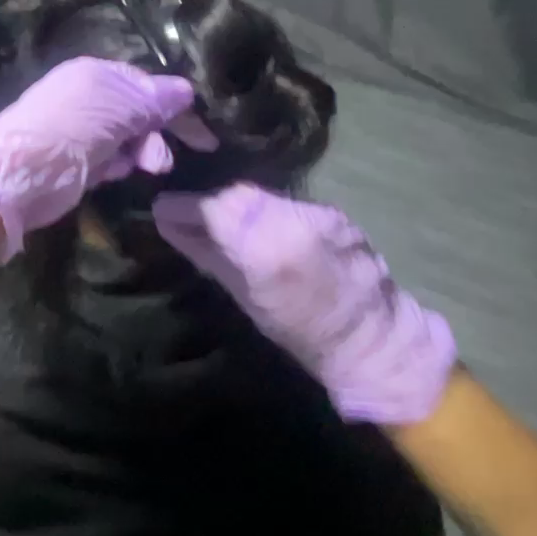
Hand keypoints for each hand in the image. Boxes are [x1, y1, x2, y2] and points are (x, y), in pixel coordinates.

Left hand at [0, 57, 194, 261]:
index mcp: (94, 74)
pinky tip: (113, 175)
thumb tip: (185, 90)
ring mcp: (78, 128)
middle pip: (138, 112)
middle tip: (162, 163)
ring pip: (126, 138)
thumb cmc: (69, 131)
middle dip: (156, 134)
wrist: (15, 173)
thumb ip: (153, 100)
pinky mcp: (72, 158)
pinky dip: (116, 165)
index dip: (175, 108)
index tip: (203, 138)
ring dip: (139, 152)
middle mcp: (86, 96)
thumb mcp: (117, 110)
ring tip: (143, 169)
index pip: (146, 84)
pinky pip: (108, 157)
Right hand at [150, 184, 456, 424]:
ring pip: (259, 193)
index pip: (215, 208)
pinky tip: (254, 224)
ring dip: (233, 203)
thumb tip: (167, 223)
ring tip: (217, 220)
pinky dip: (259, 207)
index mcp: (268, 253)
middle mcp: (296, 223)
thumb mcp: (242, 297)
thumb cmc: (300, 332)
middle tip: (187, 215)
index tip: (162, 209)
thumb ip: (205, 254)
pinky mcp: (333, 213)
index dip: (184, 206)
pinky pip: (281, 200)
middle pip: (236, 194)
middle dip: (207, 201)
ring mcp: (319, 215)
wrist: (374, 342)